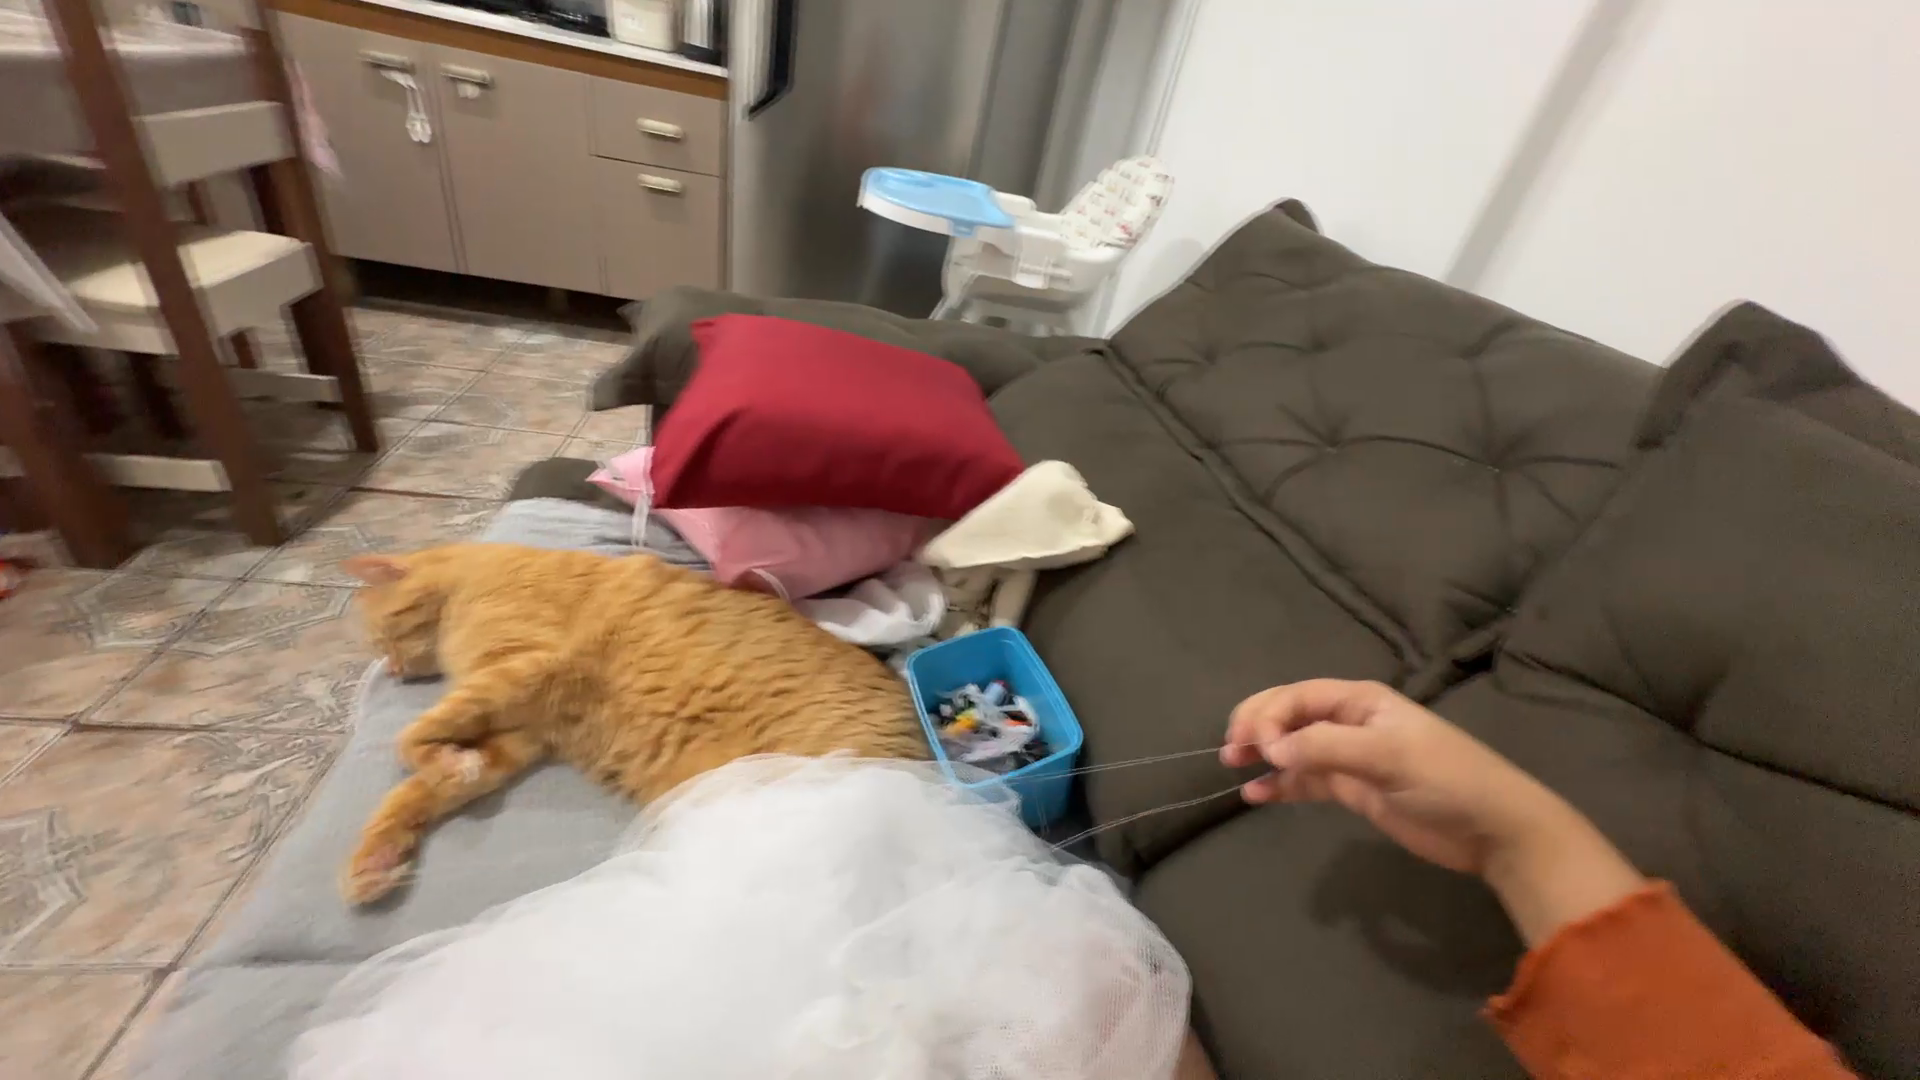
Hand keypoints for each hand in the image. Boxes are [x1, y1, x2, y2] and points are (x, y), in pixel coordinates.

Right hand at [1222, 680, 1644, 942]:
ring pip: (1291, 747)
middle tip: (1230, 749)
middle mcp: (1348, 722)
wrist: (1498, 832)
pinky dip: (1278, 785)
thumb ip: (1324, 747)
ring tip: (1232, 766)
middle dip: (1256, 727)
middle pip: (1287, 715)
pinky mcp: (1351, 788)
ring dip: (1261, 754)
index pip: (1297, 697)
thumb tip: (1269, 751)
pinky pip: (1303, 780)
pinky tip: (1256, 794)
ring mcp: (1347, 755)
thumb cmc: (1446, 780)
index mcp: (1358, 701)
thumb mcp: (1387, 756)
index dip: (1268, 715)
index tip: (1256, 746)